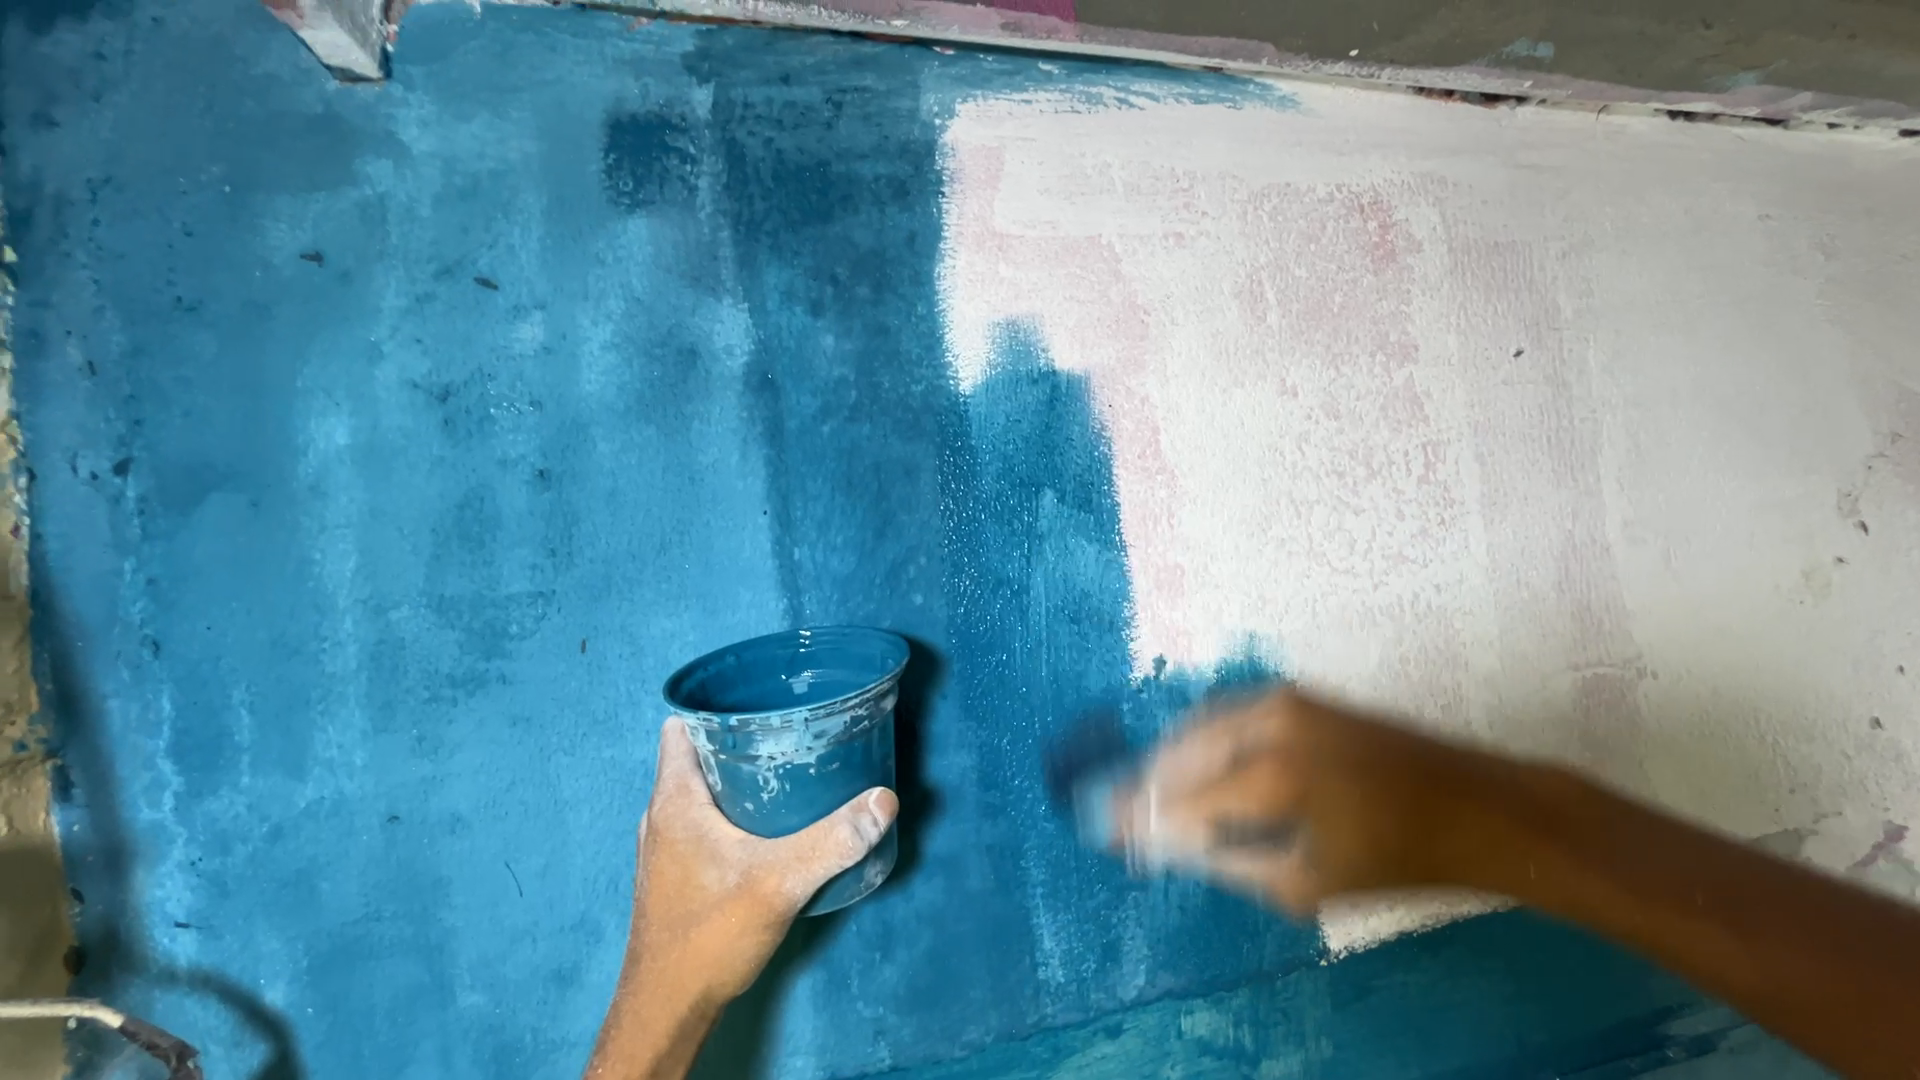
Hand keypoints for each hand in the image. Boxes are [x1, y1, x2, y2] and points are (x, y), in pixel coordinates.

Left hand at [586, 719, 896, 1078]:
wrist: (666, 1010)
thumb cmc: (710, 934)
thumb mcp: (780, 882)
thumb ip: (833, 840)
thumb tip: (884, 798)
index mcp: (675, 799)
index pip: (682, 726)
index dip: (717, 706)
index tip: (764, 699)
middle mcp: (661, 814)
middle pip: (697, 754)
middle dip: (742, 739)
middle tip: (794, 733)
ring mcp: (663, 846)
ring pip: (700, 789)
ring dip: (737, 776)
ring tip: (789, 772)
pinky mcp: (673, 872)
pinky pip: (701, 819)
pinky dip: (731, 808)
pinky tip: (770, 825)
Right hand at [1112, 687, 1516, 914]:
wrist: (1472, 805)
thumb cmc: (1396, 858)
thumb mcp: (1309, 883)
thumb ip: (1233, 862)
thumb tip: (1182, 847)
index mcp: (1272, 780)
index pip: (1183, 800)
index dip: (1143, 819)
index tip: (1111, 830)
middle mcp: (1267, 726)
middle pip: (1182, 752)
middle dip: (1151, 784)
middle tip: (1128, 811)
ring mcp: (1282, 701)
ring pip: (1201, 726)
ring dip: (1175, 758)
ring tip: (1158, 791)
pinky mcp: (1296, 693)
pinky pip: (1228, 712)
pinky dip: (1204, 737)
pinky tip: (1198, 761)